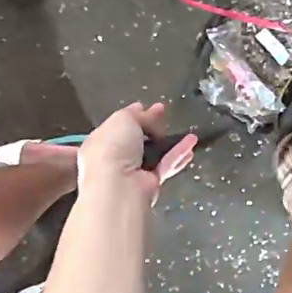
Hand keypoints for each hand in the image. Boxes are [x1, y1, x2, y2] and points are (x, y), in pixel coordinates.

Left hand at [78, 102, 196, 202]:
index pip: (117, 126)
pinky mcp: (149, 184)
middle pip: (136, 140)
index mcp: (100, 141)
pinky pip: (165, 165)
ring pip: (154, 154)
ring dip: (170, 142)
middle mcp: (114, 158)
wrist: (118, 186)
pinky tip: (191, 143)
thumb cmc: (113, 147)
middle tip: (164, 115)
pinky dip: (178, 154)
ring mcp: (132, 173)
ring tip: (187, 131)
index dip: (133, 116)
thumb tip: (151, 112)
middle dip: (151, 127)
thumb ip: (138, 115)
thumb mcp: (123, 119)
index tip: (147, 106)